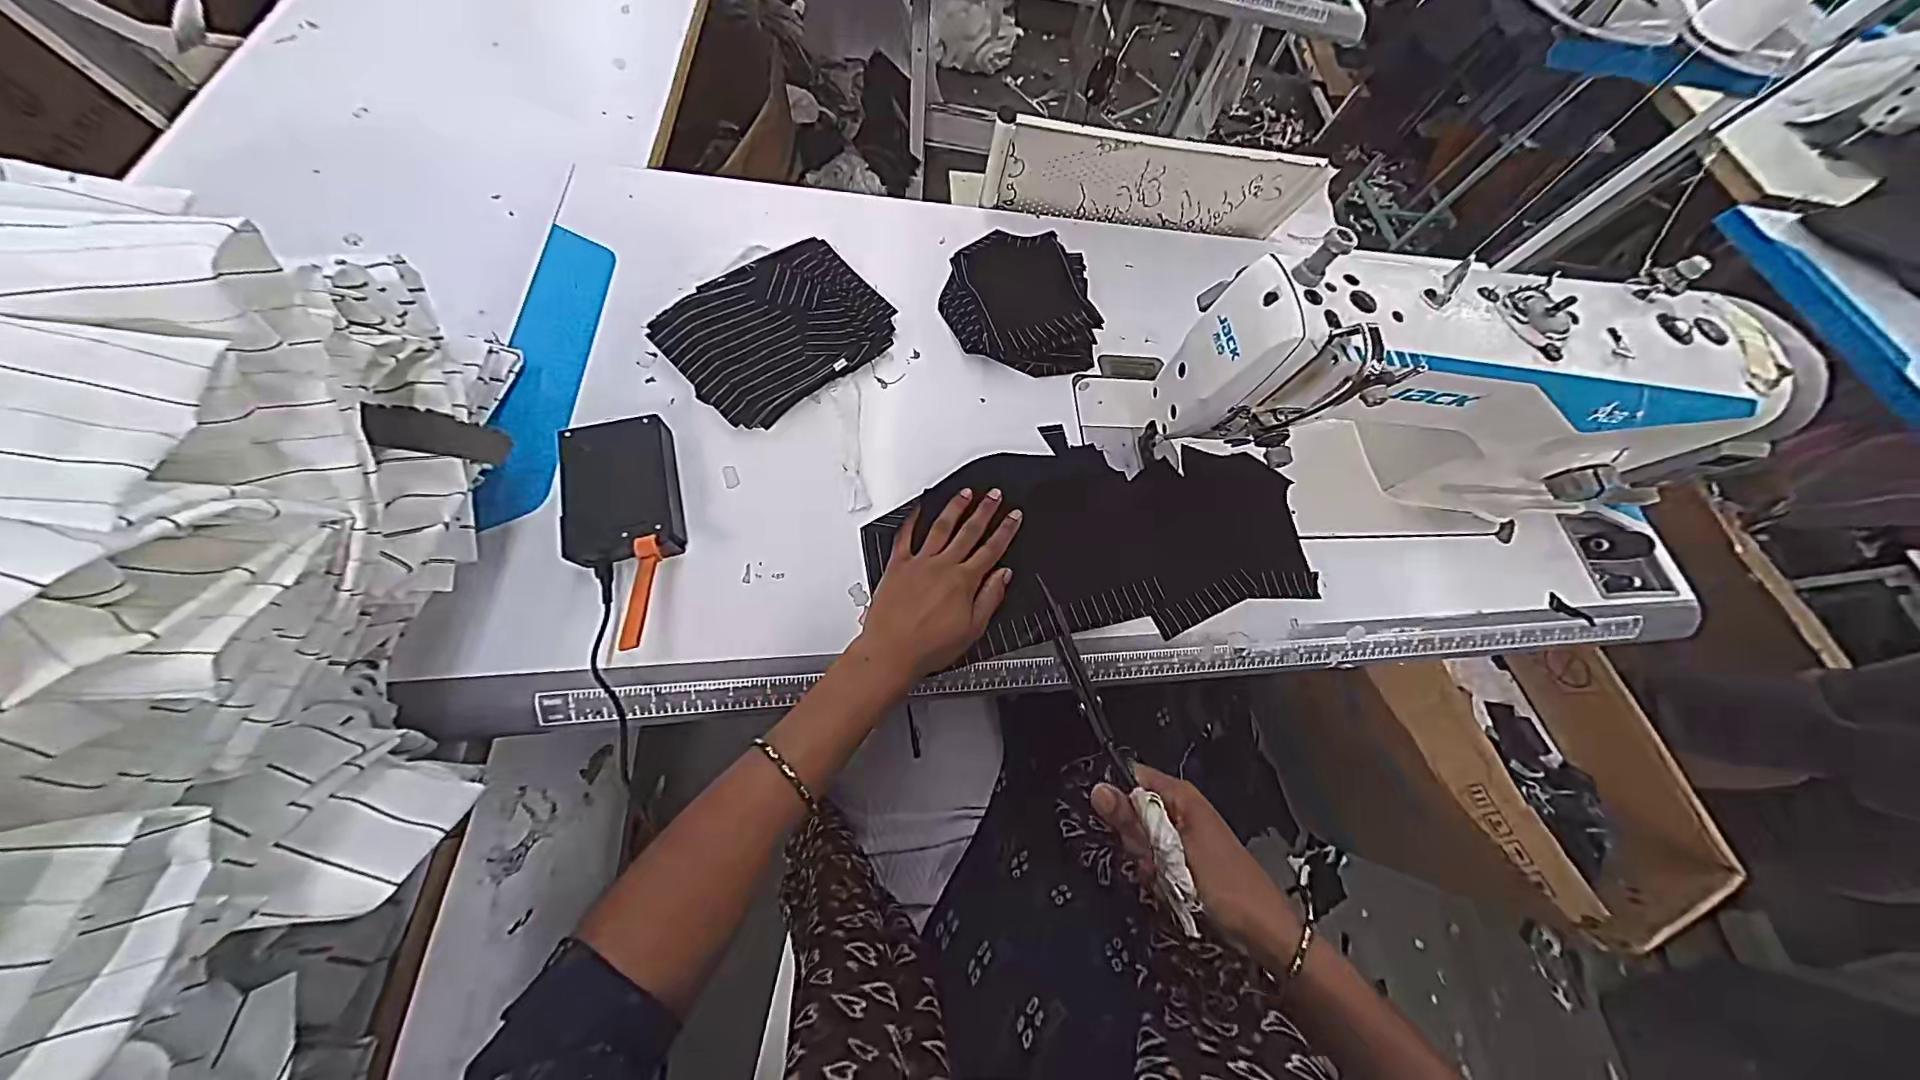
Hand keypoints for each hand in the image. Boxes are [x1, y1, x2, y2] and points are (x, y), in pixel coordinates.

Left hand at [849, 488, 1021, 683]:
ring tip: (964, 494)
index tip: (1013, 516)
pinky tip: (918, 509)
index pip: (991, 550)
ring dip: (955, 508)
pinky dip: (912, 520)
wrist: (891, 652)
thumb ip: (990, 598)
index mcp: (963, 582)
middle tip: (993, 495)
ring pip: (941, 527)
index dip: (1005, 531)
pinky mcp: (897, 566)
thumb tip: (1003, 576)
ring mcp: (919, 564)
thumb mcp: (972, 629)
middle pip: (969, 531)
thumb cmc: (928, 647)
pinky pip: (905, 537)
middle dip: (985, 510)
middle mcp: (942, 567)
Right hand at [1091, 764, 1299, 945]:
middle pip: (1133, 813)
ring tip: (1164, 880)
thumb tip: (1097, 789)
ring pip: (1141, 842)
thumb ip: (1132, 821)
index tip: (1112, 823)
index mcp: (1181, 796)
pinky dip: (1156, 877)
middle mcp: (1182, 810)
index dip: (1116, 798)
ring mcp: (1184, 837)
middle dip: (1133, 840)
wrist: (1266, 936)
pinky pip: (1154, 861)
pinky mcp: (1186, 862)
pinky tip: (1169, 890)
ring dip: (1145, 863)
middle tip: (1150, 860)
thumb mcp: (1172, 853)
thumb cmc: (1225, 887)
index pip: (1131, 778)